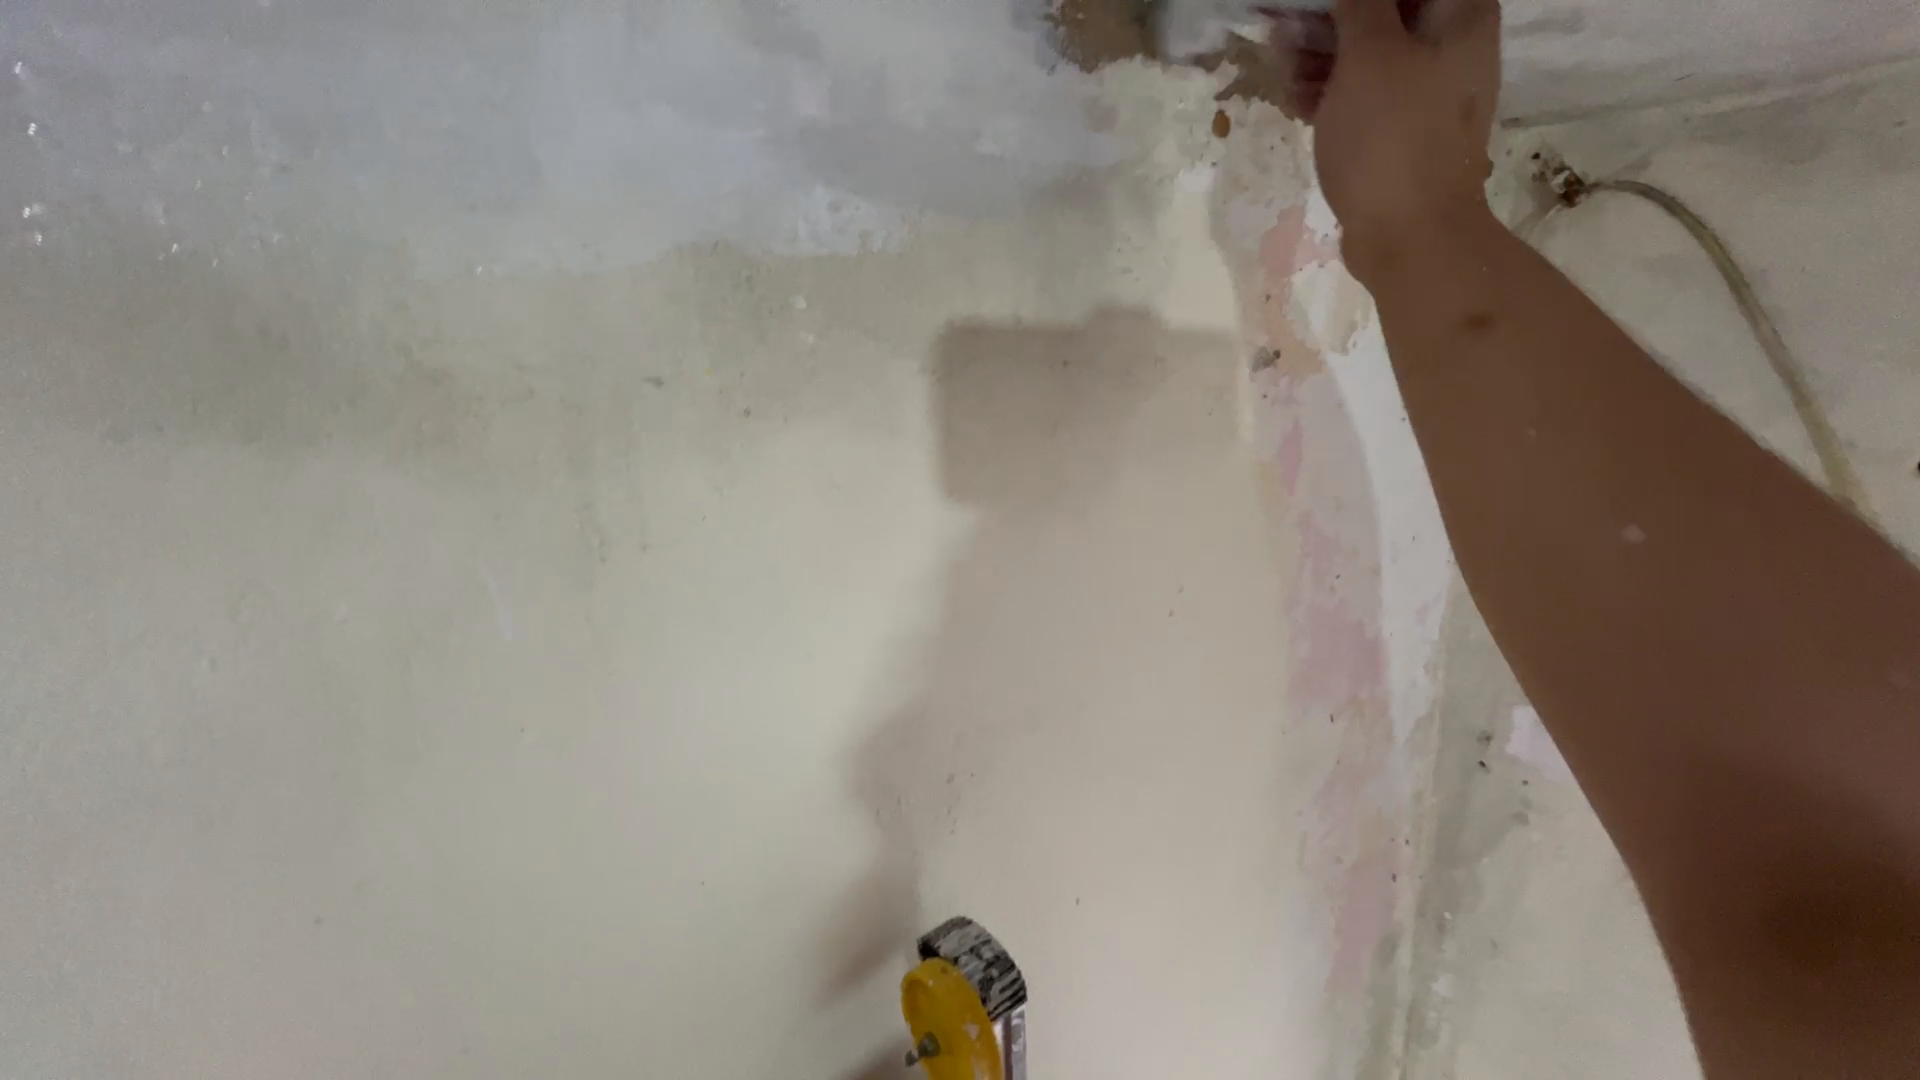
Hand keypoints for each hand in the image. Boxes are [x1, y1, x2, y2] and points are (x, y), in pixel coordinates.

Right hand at [1307, 0, 1502, 278]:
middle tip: (1284, 33)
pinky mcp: (1402, 135)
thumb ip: (1358, 4)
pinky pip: (1365, 99)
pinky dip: (1332, 96)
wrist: (1409, 236)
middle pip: (1386, 13)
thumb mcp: (1368, 55)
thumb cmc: (1390, 138)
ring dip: (1323, 59)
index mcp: (1459, 14)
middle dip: (1332, 20)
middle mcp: (1451, 47)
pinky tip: (1297, 104)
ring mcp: (1428, 95)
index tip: (1311, 4)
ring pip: (1370, 57)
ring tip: (1282, 73)